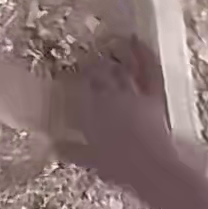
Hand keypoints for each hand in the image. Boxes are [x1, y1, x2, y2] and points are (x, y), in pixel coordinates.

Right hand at [51, 39, 197, 193]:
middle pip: (97, 74)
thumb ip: (72, 151)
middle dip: (89, 65)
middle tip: (84, 59)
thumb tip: (54, 146)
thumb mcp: (91, 161)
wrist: (151, 169)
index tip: (65, 75)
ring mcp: (133, 93)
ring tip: (104, 45)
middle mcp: (109, 97)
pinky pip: (148, 69)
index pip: (78, 87)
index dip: (71, 78)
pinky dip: (143, 53)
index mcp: (91, 111)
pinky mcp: (153, 95)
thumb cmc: (119, 167)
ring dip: (111, 56)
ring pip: (119, 68)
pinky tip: (136, 39)